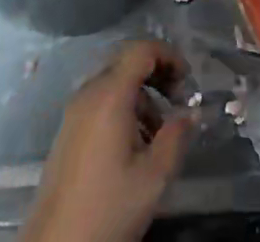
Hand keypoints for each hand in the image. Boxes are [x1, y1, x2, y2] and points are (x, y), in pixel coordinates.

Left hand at [20, 40, 192, 241]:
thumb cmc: (108, 208)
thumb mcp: (154, 176)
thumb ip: (177, 136)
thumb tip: (191, 112)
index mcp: (109, 96)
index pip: (141, 50)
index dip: (168, 55)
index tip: (188, 81)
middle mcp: (88, 94)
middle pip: (127, 63)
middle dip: (158, 75)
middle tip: (179, 102)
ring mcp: (74, 112)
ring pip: (114, 84)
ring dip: (142, 96)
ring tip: (161, 133)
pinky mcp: (68, 131)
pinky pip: (101, 103)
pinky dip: (124, 110)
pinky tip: (136, 145)